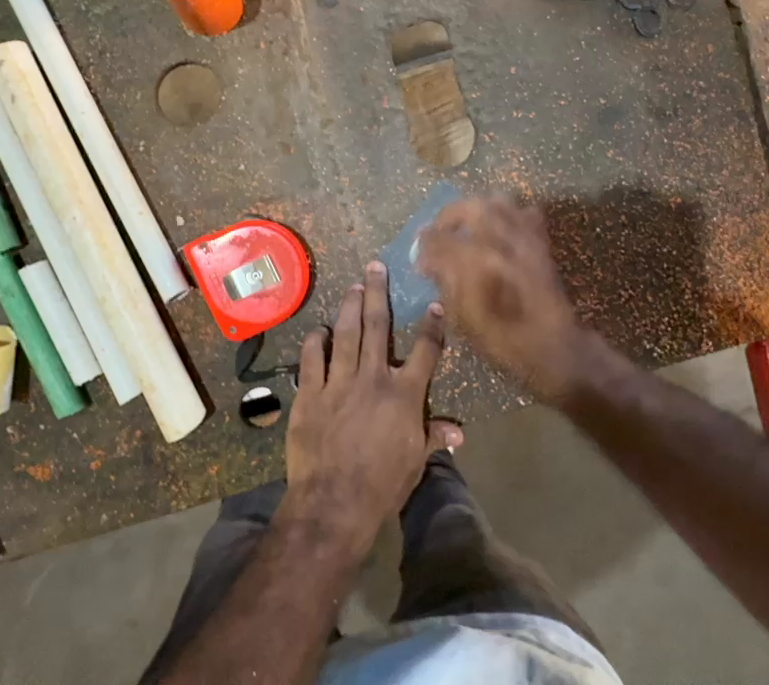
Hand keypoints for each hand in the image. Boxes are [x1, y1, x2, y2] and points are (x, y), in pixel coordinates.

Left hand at [283, 262, 451, 552]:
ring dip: (349, 307)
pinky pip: (312, 359)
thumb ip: (434, 438)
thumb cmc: (383, 485)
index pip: (424, 351)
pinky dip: (316, 342)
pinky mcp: (310, 394)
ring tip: (353, 285)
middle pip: (378, 327)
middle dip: (379, 294)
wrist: (334, 502)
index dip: (431, 327)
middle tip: (376, 266)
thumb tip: (459, 433)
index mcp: (405, 394)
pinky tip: (319, 330)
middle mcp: (373, 378)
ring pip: (345, 334)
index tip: (434, 305)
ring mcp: (339, 383)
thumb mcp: (416, 462)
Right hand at [415, 196, 593, 401]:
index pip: (443, 239)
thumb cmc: (505, 341)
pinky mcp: (541, 242)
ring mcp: (526, 238)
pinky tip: (499, 231)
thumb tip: (429, 263)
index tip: (419, 256)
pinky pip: (524, 213)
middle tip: (438, 233)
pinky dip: (508, 215)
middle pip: (471, 208)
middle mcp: (504, 242)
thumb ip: (446, 283)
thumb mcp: (465, 320)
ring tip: (466, 227)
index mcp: (480, 262)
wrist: (554, 347)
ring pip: (499, 202)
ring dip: (477, 210)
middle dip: (449, 217)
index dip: (426, 245)